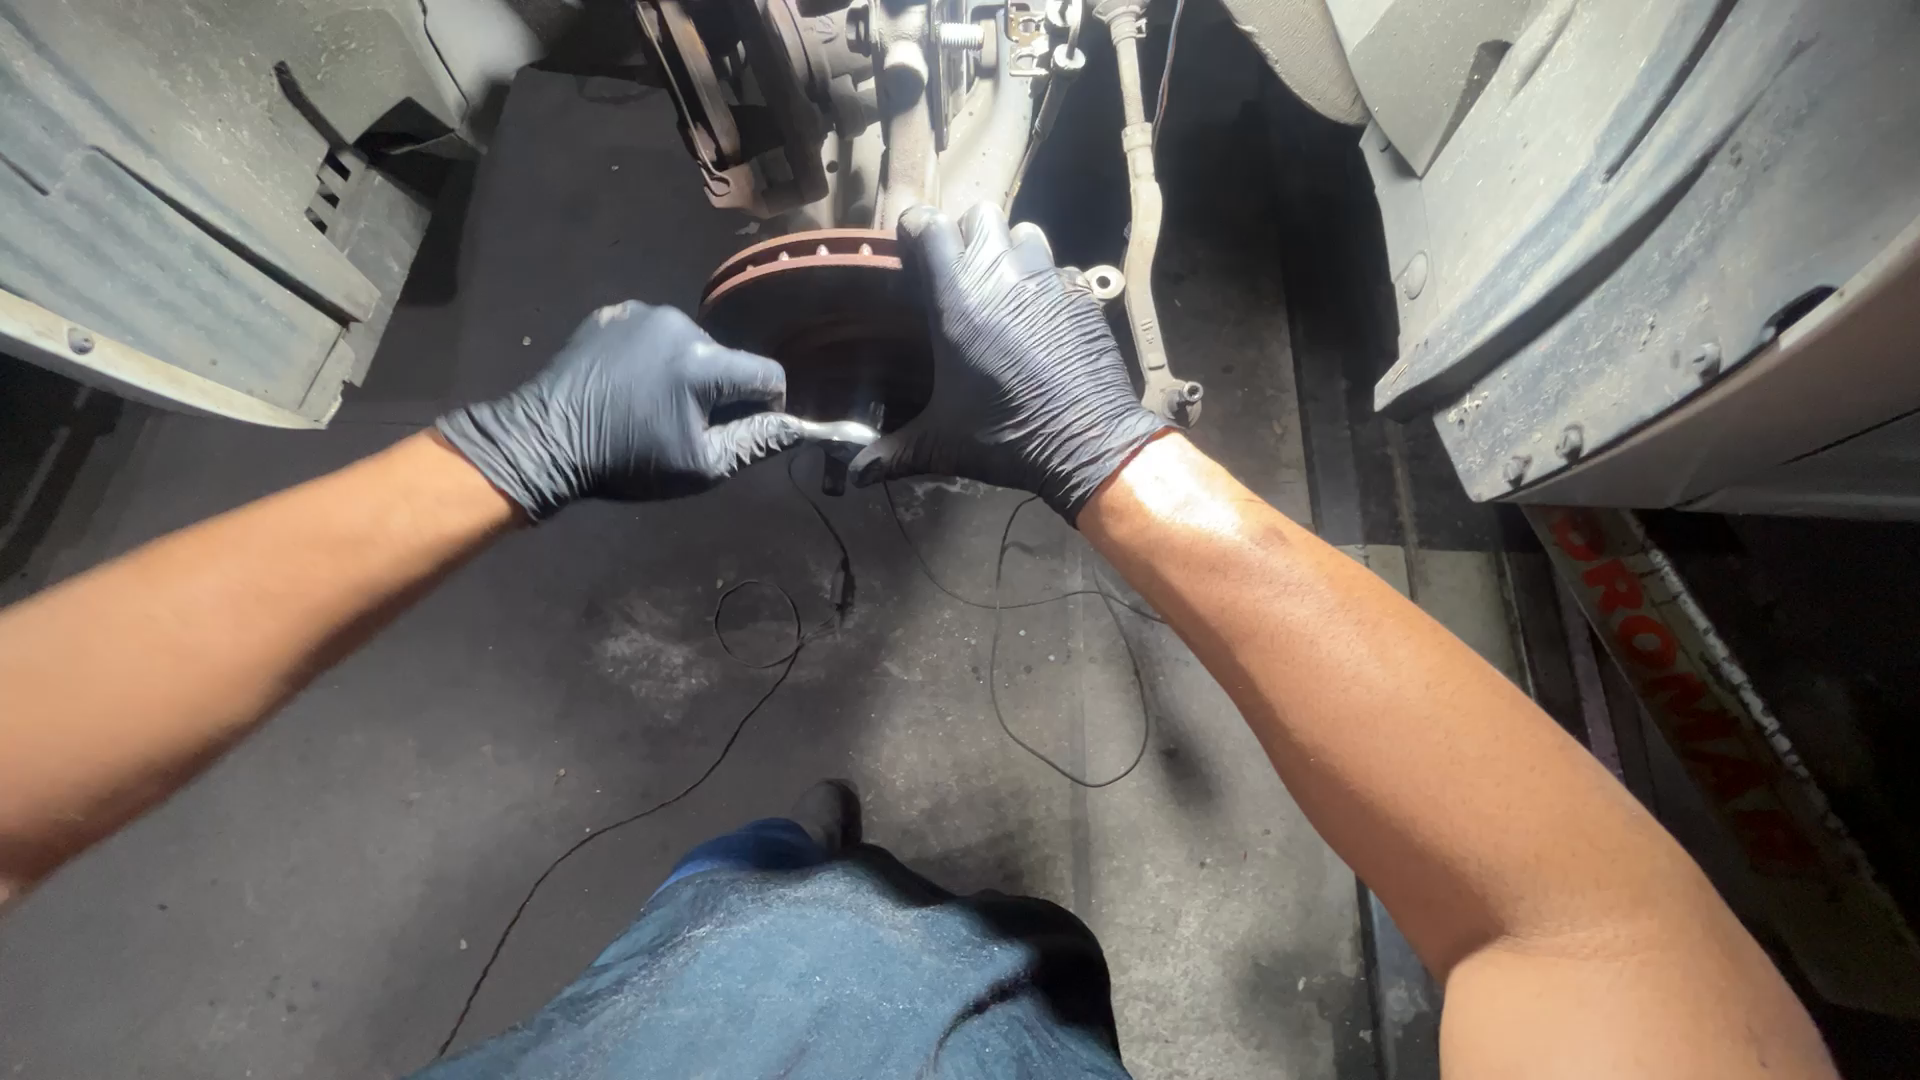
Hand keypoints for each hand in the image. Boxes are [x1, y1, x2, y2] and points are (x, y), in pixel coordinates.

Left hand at [436, 301, 803, 519]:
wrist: (543, 441)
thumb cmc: (628, 462)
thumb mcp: (702, 465)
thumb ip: (756, 442)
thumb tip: (798, 428)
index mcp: (704, 363)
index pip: (769, 374)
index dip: (766, 406)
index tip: (738, 429)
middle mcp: (679, 324)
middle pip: (729, 360)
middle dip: (720, 391)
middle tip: (684, 424)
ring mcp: (642, 313)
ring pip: (694, 346)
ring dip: (688, 373)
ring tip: (653, 403)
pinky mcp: (614, 313)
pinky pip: (656, 333)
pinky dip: (655, 357)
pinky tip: (630, 383)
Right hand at [849, 204, 1168, 521]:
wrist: (1088, 442)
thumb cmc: (1006, 437)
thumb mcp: (941, 443)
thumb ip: (893, 452)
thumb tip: (856, 476)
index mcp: (958, 299)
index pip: (928, 225)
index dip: (916, 231)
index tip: (912, 252)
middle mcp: (1003, 275)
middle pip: (978, 215)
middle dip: (965, 235)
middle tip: (958, 272)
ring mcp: (1048, 279)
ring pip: (1024, 232)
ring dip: (1009, 250)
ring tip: (1002, 287)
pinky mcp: (1082, 294)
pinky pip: (1058, 268)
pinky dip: (1045, 282)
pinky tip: (1041, 317)